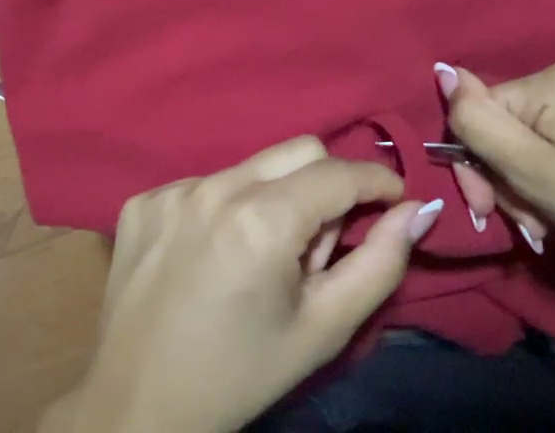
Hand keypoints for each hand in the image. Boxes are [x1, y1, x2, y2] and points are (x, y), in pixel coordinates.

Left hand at [44, 136, 442, 432]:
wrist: (138, 404)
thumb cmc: (242, 374)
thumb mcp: (323, 329)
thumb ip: (379, 264)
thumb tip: (415, 210)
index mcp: (262, 220)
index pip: (339, 171)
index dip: (377, 181)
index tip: (394, 201)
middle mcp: (214, 188)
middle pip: (298, 150)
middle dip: (327, 184)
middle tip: (319, 245)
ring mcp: (171, 190)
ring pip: (252, 167)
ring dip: (274, 197)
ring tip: (258, 257)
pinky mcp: (142, 201)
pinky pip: (205, 184)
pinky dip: (225, 208)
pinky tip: (213, 255)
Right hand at [440, 62, 554, 277]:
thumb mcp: (531, 172)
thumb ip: (478, 122)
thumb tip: (443, 70)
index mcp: (553, 79)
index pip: (483, 111)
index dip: (477, 163)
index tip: (490, 210)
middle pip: (516, 122)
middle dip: (511, 175)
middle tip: (530, 223)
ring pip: (546, 133)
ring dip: (538, 177)